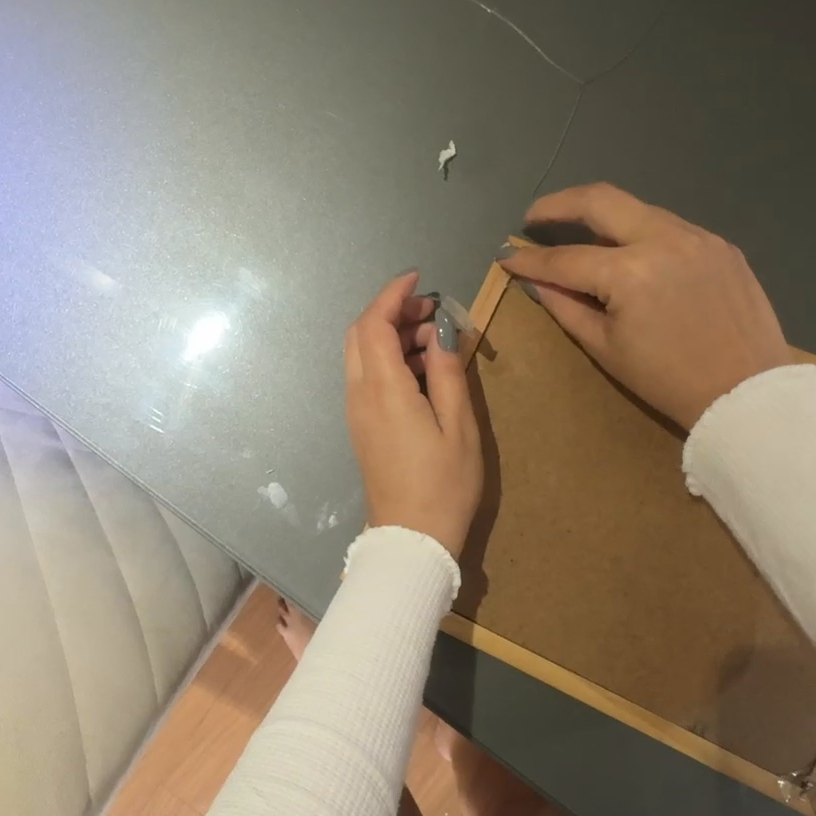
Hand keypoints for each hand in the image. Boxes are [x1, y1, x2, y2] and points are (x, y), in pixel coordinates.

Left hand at [344, 271, 482, 557]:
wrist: (411, 536)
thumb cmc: (444, 484)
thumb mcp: (459, 425)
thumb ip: (448, 371)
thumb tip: (442, 330)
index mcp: (384, 390)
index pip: (373, 324)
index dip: (392, 294)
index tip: (418, 279)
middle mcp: (360, 395)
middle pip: (359, 334)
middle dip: (391, 312)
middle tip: (432, 312)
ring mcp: (356, 411)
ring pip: (360, 355)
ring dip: (390, 336)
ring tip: (436, 339)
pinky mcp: (361, 425)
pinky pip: (366, 377)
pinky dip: (388, 359)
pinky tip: (424, 369)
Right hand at [500, 183, 791, 430]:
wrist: (747, 392)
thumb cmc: (666, 380)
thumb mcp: (604, 347)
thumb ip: (565, 306)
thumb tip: (536, 281)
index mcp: (630, 273)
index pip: (564, 259)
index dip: (529, 260)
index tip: (504, 257)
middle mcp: (664, 240)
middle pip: (600, 200)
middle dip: (558, 204)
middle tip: (532, 217)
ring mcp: (697, 237)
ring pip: (637, 209)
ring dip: (601, 216)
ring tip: (576, 232)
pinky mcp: (720, 244)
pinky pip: (668, 226)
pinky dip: (637, 233)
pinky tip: (628, 253)